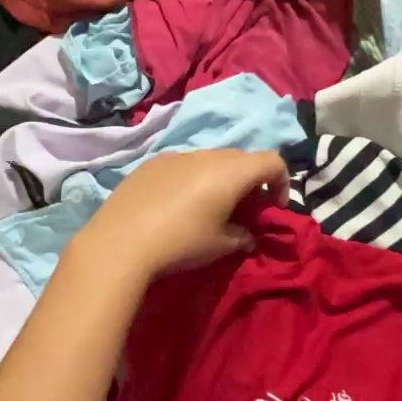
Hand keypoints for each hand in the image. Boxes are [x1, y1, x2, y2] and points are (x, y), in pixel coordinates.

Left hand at [70, 149, 289, 280]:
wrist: (120, 242)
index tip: (273, 208)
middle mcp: (206, 155)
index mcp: (231, 171)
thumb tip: (248, 234)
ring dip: (219, 178)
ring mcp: (176, 155)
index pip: (272, 161)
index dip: (281, 182)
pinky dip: (191, 179)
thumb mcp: (222, 245)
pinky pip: (182, 165)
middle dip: (250, 180)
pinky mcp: (151, 163)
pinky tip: (175, 206)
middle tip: (244, 209)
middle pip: (241, 158)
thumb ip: (243, 235)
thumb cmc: (181, 242)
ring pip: (210, 160)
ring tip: (208, 207)